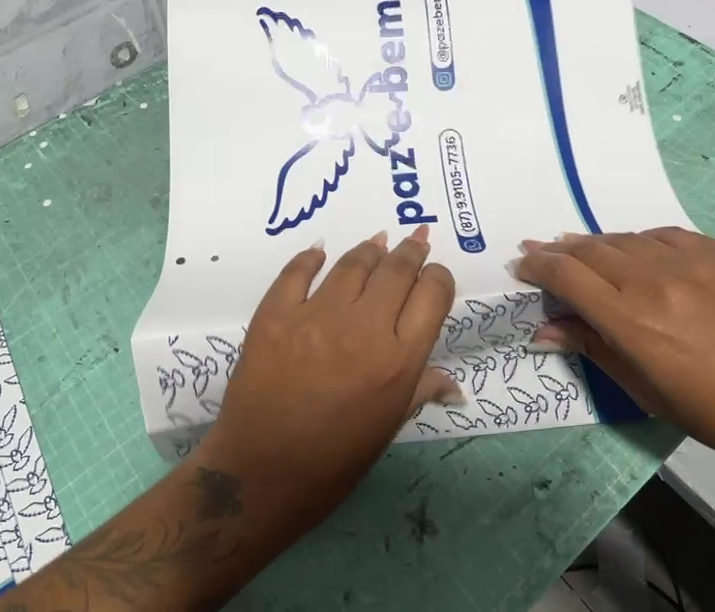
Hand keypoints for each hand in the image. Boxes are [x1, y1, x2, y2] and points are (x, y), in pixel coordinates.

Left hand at [195, 227, 460, 537]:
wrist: (260, 475)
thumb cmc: (333, 463)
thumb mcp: (386, 429)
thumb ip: (418, 391)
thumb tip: (453, 385)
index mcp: (398, 361)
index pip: (433, 295)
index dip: (438, 278)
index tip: (435, 275)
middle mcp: (363, 328)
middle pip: (396, 270)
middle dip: (410, 251)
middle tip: (415, 240)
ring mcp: (316, 317)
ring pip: (352, 263)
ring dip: (370, 250)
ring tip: (377, 243)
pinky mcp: (275, 314)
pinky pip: (298, 271)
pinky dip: (312, 257)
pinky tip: (320, 252)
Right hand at [515, 228, 714, 482]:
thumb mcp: (647, 392)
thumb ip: (594, 349)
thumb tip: (545, 330)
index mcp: (633, 321)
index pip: (567, 275)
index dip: (537, 268)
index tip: (521, 269)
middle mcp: (656, 280)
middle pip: (590, 249)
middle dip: (558, 251)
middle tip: (538, 254)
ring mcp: (692, 261)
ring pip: (624, 237)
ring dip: (596, 244)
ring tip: (581, 252)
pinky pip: (664, 235)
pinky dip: (639, 242)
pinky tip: (635, 253)